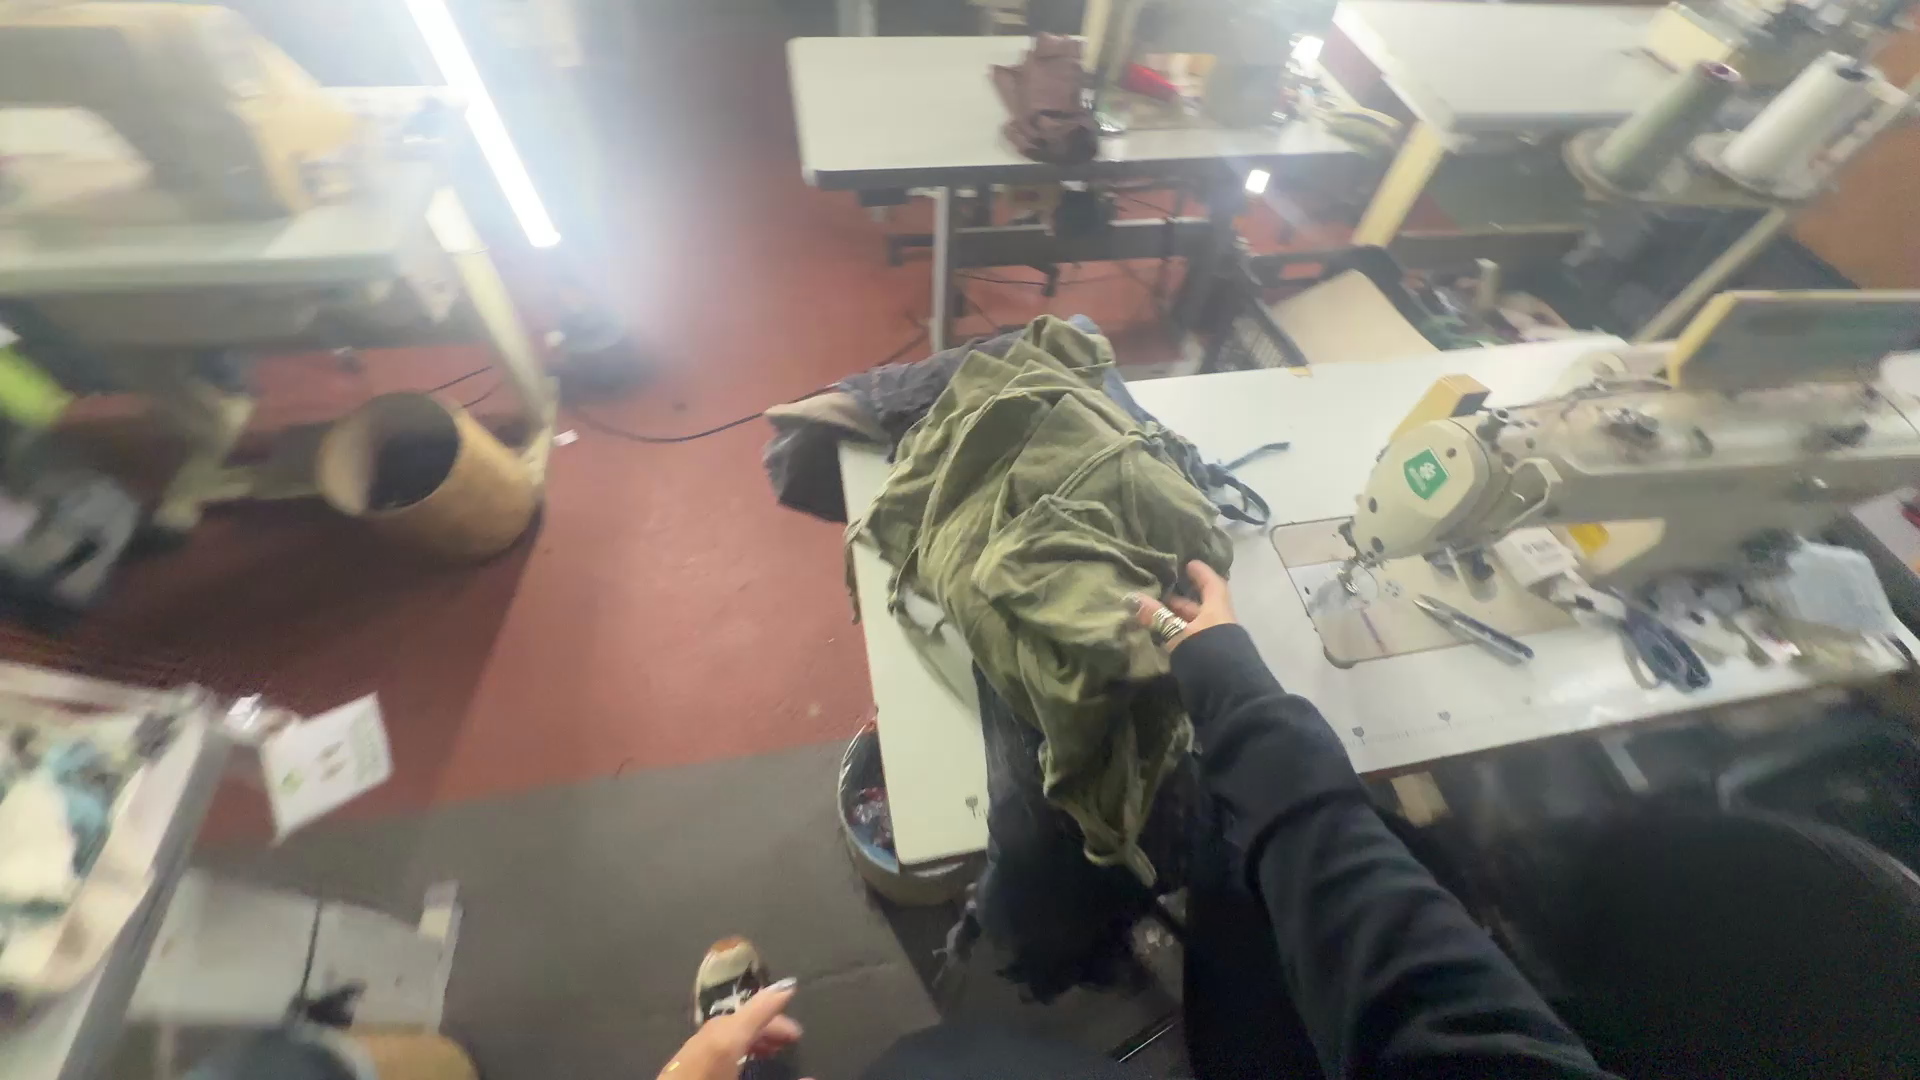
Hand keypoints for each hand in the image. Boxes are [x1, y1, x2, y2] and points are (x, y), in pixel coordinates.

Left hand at [657, 980, 807, 1079]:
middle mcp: (705, 1040)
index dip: (775, 998)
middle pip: (740, 1019)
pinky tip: (740, 1060)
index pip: (755, 1010)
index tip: (792, 987)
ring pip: (724, 1031)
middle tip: (791, 1036)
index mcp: (724, 1042)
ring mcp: (687, 1054)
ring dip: (750, 1034)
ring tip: (771, 1049)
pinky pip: (710, 1044)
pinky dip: (731, 1044)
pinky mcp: (677, 1070)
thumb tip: (814, 1078)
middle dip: (767, 1023)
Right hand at [1131, 560, 1235, 652]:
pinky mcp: (1212, 659)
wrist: (1227, 692)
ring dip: (1180, 620)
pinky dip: (1181, 636)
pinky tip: (1166, 640)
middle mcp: (1220, 623)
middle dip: (1183, 601)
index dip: (1202, 573)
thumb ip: (1156, 616)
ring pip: (1198, 625)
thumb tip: (1132, 598)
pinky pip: (1195, 640)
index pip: (1212, 584)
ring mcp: (1217, 642)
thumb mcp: (1177, 631)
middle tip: (1163, 595)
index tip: (1190, 564)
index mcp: (1217, 610)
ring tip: (1159, 618)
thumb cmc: (1205, 652)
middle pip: (1202, 607)